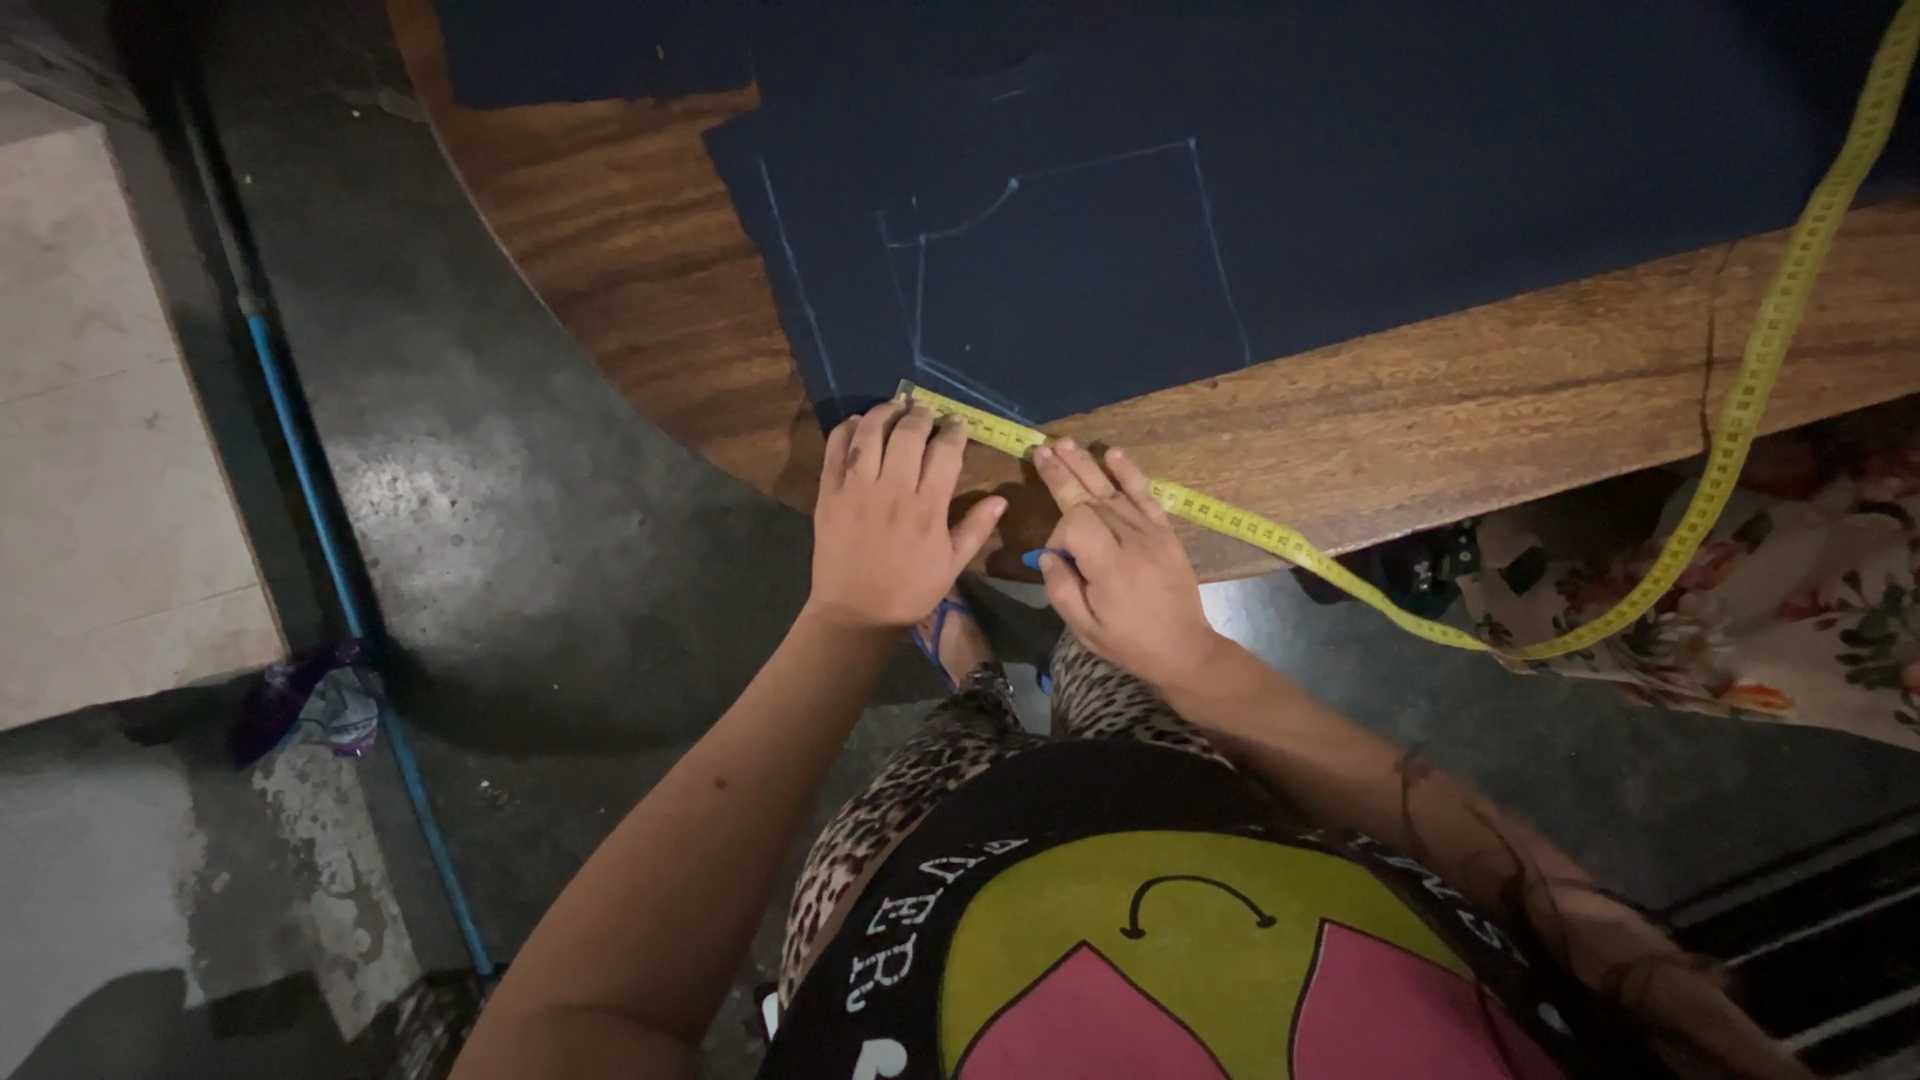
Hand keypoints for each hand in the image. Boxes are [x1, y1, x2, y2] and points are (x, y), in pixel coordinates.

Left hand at [806, 402, 1006, 630]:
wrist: (856, 613)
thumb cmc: (909, 592)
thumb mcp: (952, 565)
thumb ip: (976, 528)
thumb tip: (1000, 499)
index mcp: (928, 508)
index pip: (945, 452)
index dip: (954, 430)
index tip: (956, 423)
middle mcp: (893, 490)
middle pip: (908, 433)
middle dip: (920, 414)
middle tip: (925, 410)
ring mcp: (857, 490)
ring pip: (870, 434)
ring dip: (883, 413)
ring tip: (894, 407)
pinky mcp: (829, 495)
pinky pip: (835, 451)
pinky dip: (846, 430)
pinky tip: (857, 423)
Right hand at [1033, 439, 1230, 689]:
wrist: (1184, 647)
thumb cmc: (1129, 642)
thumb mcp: (1084, 628)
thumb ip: (1060, 588)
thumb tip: (1048, 554)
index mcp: (1109, 566)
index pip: (1075, 522)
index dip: (1058, 533)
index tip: (1058, 558)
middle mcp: (1131, 541)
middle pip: (1091, 496)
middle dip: (1062, 473)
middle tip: (1039, 449)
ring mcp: (1151, 532)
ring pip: (1113, 490)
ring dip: (1086, 465)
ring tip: (1062, 443)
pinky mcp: (1165, 531)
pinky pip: (1145, 494)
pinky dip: (1128, 472)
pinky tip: (1111, 452)